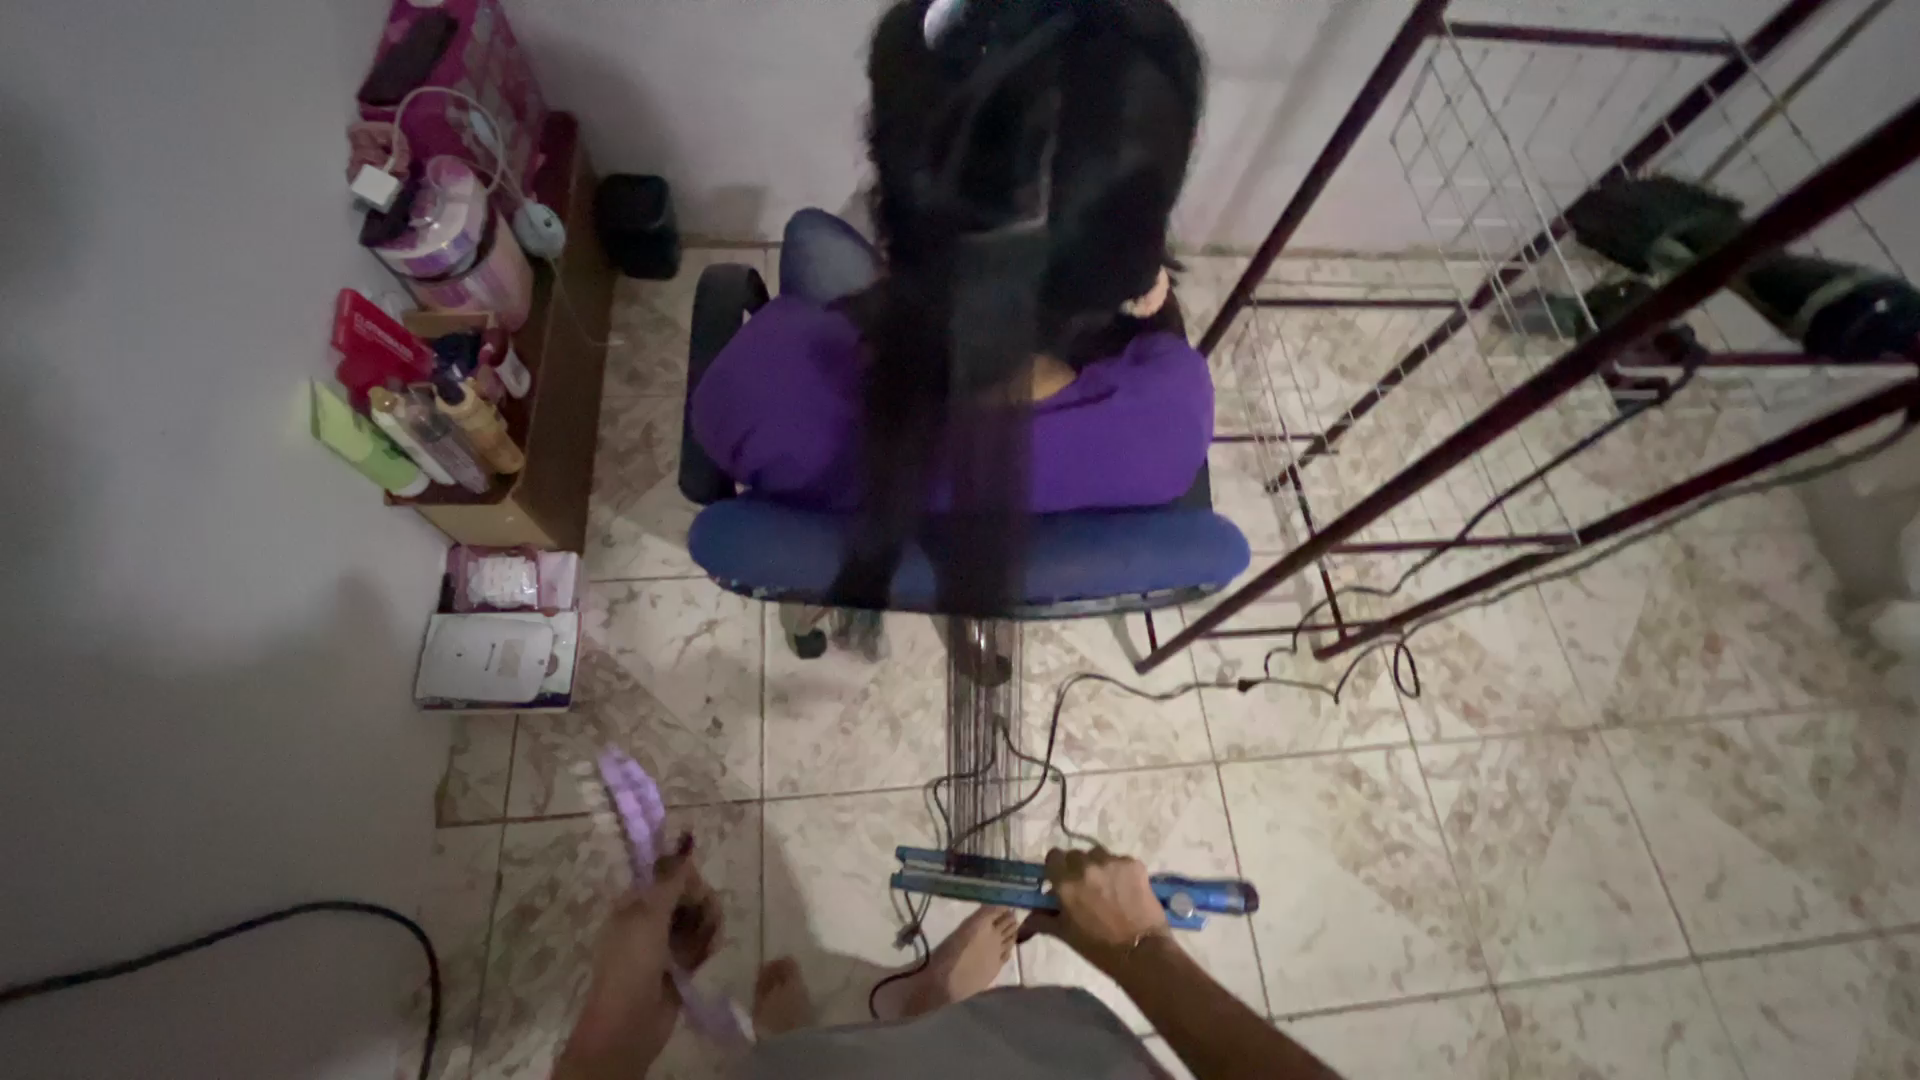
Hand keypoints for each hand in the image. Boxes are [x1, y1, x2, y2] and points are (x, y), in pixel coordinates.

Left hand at [554, 836, 721, 1079]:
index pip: (671, 874)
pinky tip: (707, 956)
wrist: (628, 1025)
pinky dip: (708, 944)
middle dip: (703, 903)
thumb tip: (684, 837)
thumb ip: (670, 877)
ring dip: (709, 925)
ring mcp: (666, 941)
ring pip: (699, 917)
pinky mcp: (680, 963)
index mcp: (636, 902)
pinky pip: (703, 940)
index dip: (688, 879)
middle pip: (689, 893)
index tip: (695, 892)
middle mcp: (651, 917)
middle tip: (706, 920)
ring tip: (707, 945)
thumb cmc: (632, 964)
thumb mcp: (649, 915)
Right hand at [1017, 847, 1172, 975]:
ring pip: (1098, 854)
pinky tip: (1126, 891)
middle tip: (1085, 888)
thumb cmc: (1099, 948)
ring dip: (1098, 867)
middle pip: (1075, 855)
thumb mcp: (1065, 934)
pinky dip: (1120, 872)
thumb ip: (1041, 920)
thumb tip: (1023, 921)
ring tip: (1107, 888)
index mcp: (1065, 882)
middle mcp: (1086, 866)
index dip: (1057, 868)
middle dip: (1077, 868)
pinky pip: (1120, 861)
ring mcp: (1111, 862)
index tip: (1062, 881)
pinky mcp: (1133, 863)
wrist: (1142, 953)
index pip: (1053, 856)